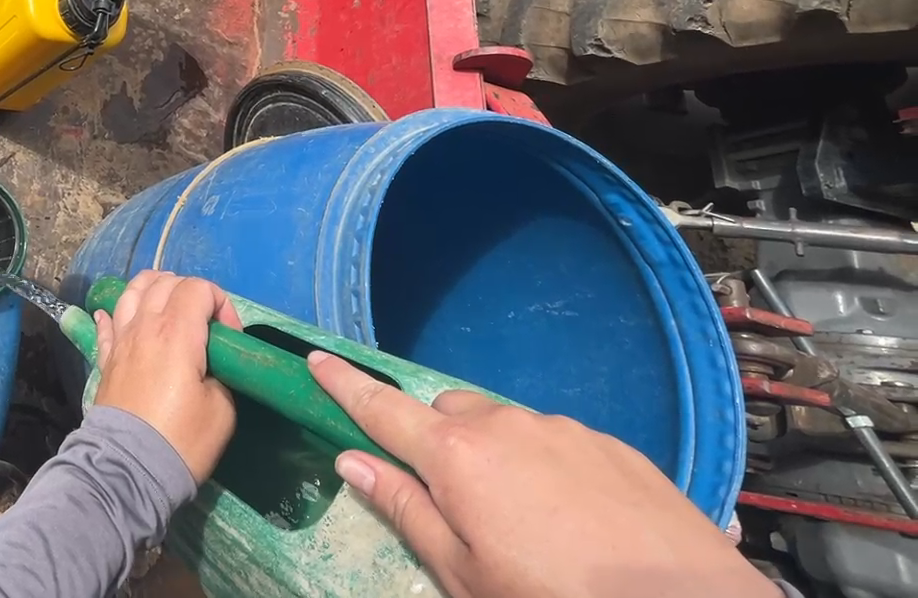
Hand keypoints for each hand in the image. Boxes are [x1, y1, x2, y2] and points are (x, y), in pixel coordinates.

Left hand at [93, 270, 242, 482]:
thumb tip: (209, 362)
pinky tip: (119, 317)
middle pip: (164, 282)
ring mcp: (120, 338)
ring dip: (154, 288)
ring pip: (132, 291)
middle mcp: (144, 325)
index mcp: (176, 332)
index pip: (198, 288)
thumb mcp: (222, 410)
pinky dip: (117, 313)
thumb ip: (220, 372)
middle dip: (191, 291)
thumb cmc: (182, 438)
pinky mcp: (106, 356)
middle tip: (205, 320)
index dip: (220, 303)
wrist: (130, 466)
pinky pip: (108, 322)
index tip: (230, 335)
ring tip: (168, 303)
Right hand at [308, 351, 773, 597]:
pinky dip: (549, 464)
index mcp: (455, 455)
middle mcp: (502, 424)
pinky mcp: (617, 446)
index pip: (380, 407)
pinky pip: (558, 440)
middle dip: (439, 440)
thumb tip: (350, 461)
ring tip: (533, 517)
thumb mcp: (467, 577)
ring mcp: (563, 430)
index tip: (317, 358)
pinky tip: (584, 519)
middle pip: (446, 412)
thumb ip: (405, 511)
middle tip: (459, 498)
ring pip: (504, 424)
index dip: (343, 383)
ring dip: (497, 452)